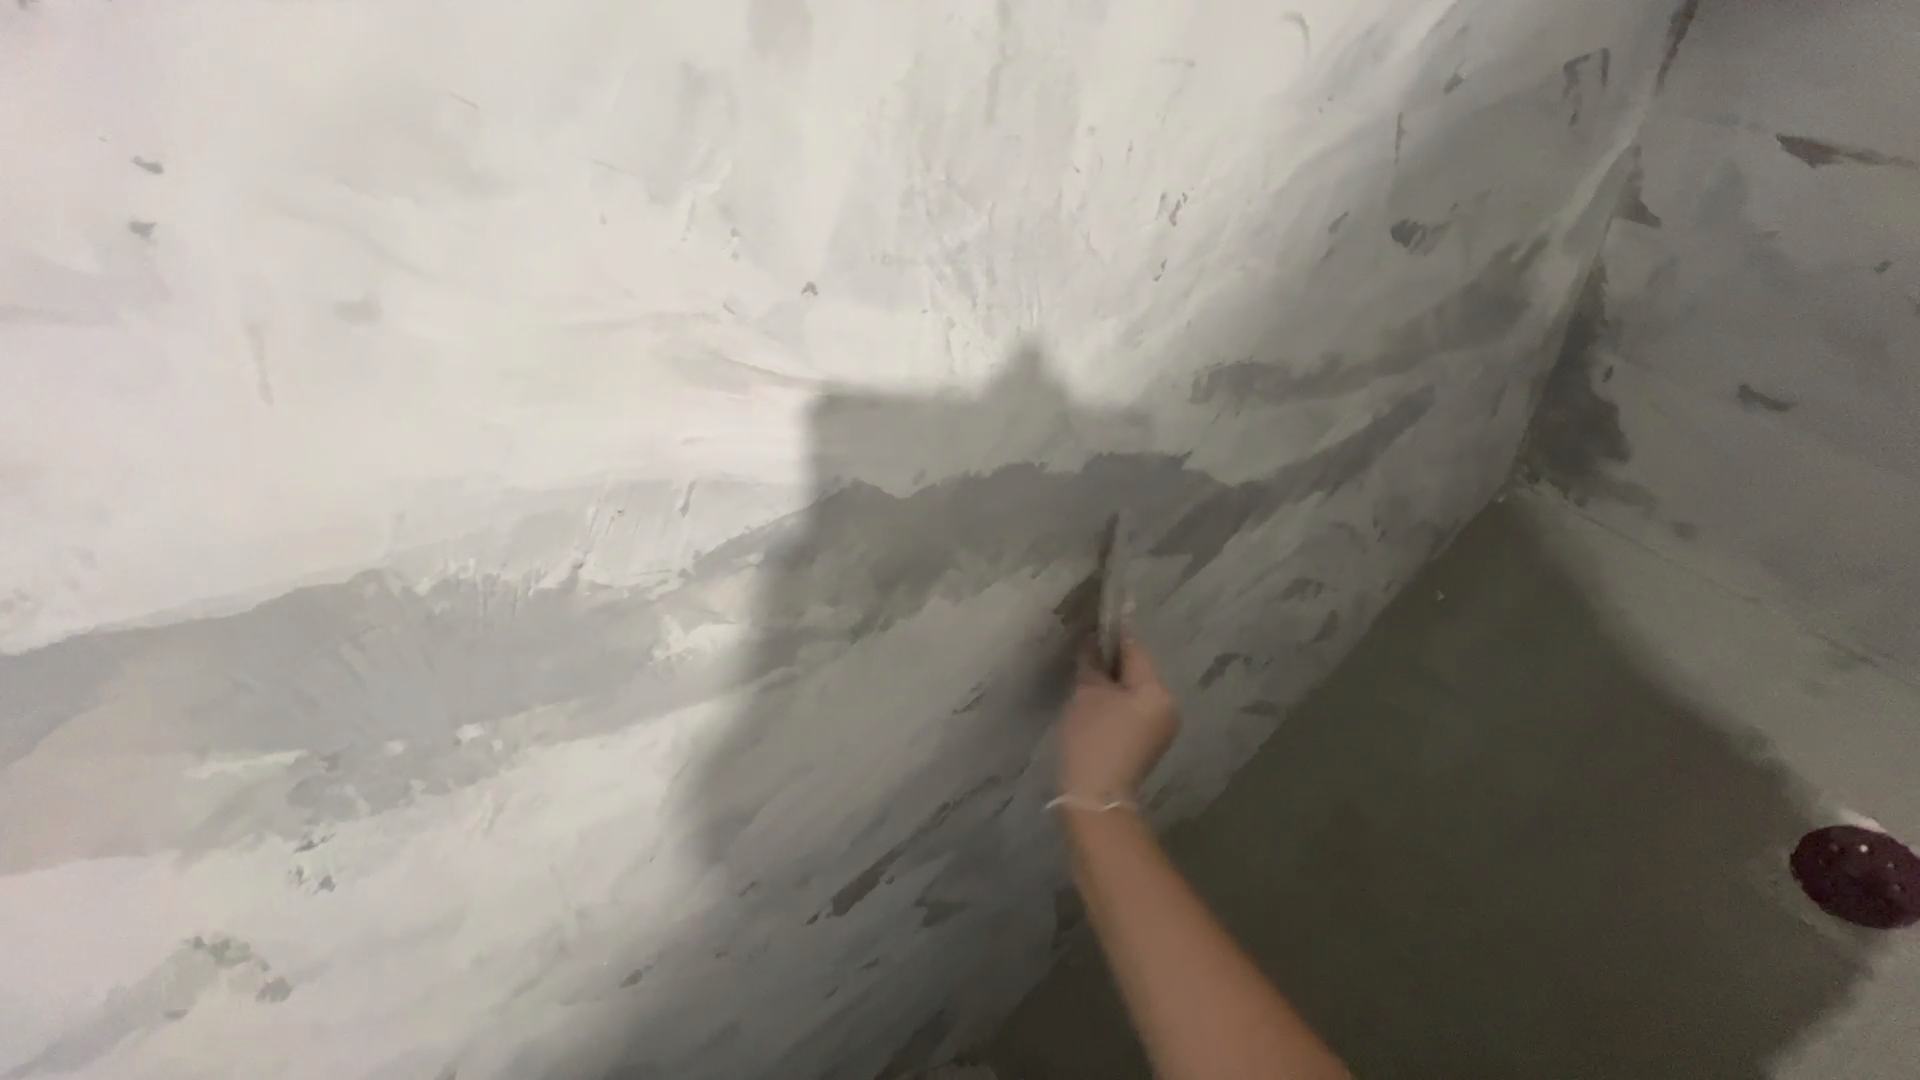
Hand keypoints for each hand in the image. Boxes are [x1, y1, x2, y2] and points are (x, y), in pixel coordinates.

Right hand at [1058, 631, 1179, 804]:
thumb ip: (1092, 664)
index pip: (1135, 649)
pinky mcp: (1147, 743)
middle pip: (1138, 670)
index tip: (1103, 614)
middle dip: (1113, 660)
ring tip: (1087, 674)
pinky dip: (1116, 701)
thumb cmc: (1092, 739)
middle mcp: (1167, 706)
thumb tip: (1093, 645)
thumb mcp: (1088, 694)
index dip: (1115, 632)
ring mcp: (1160, 728)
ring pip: (1135, 691)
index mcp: (1157, 690)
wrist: (1095, 797)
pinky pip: (1133, 709)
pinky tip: (1095, 702)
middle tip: (1086, 649)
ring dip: (1114, 681)